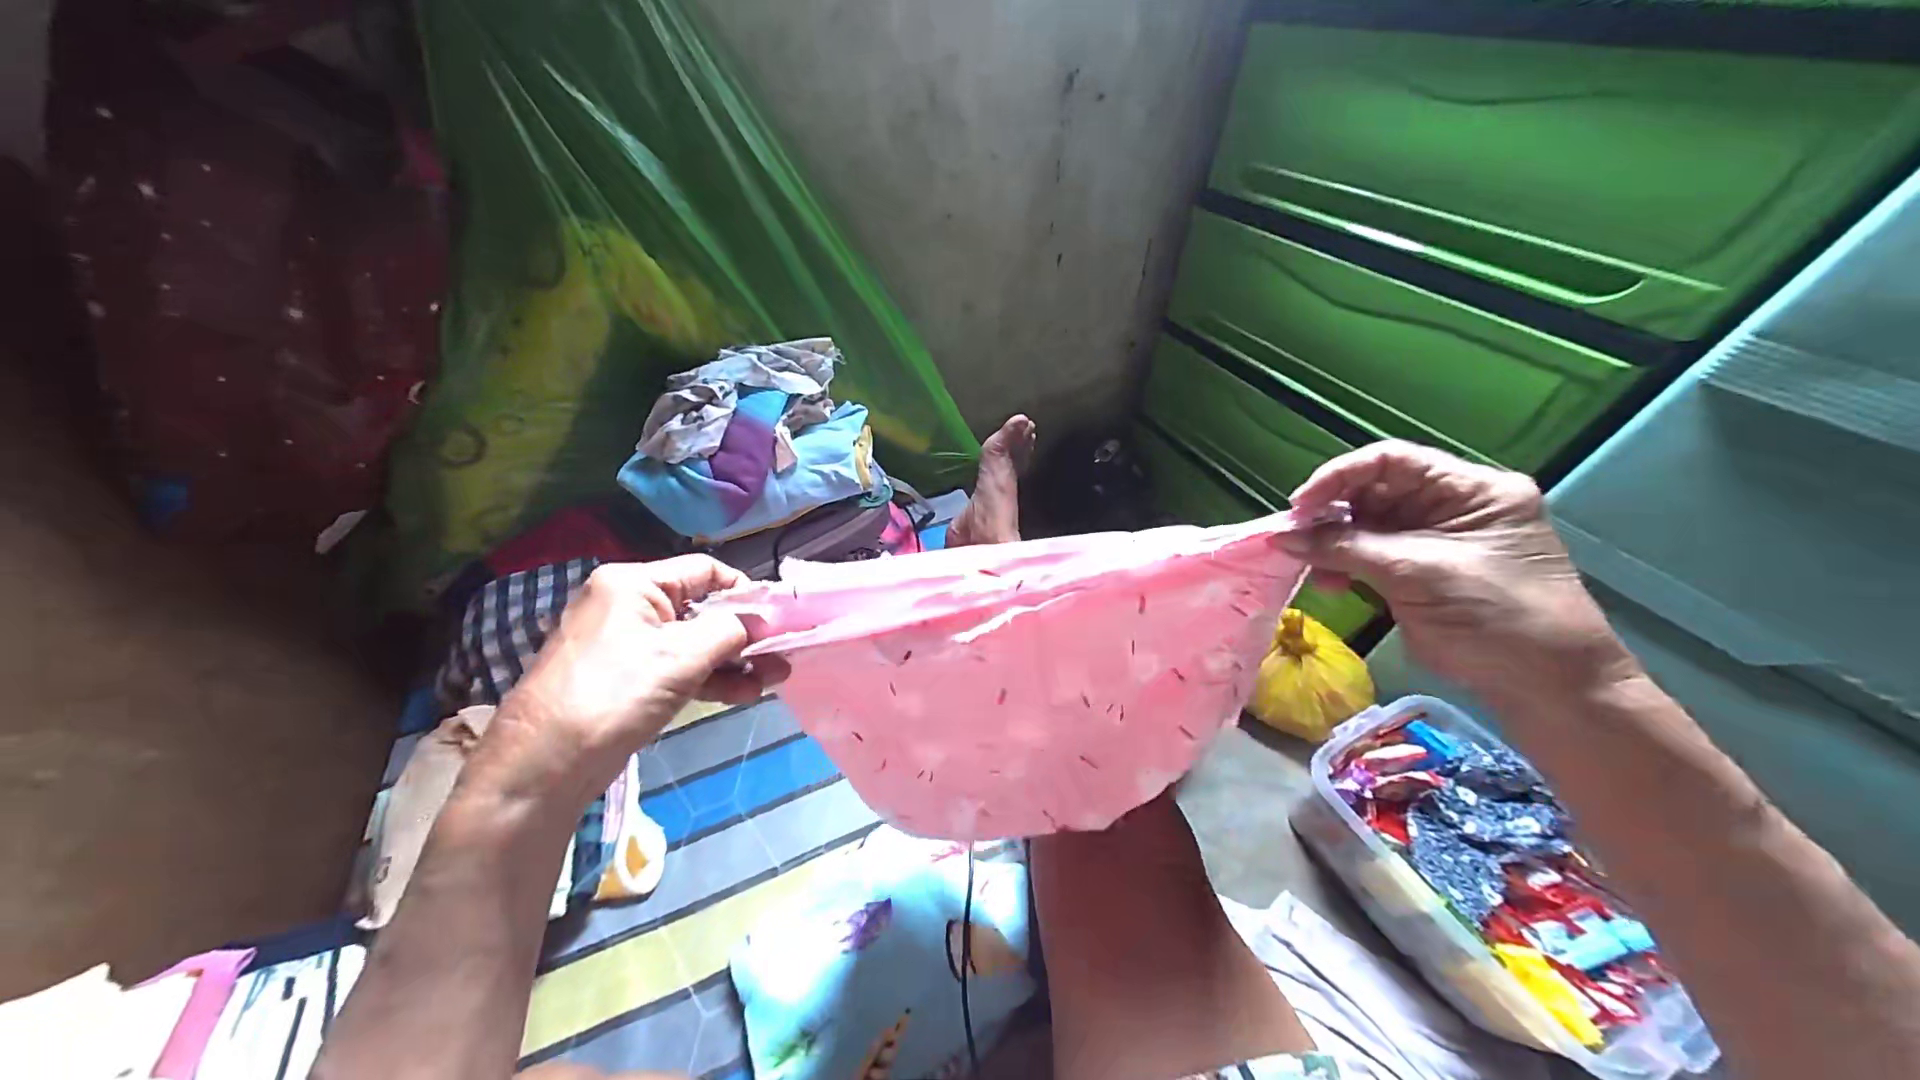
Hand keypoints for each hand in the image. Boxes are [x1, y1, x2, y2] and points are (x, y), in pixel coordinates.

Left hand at [473, 558, 788, 805]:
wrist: (543, 766)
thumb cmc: (615, 694)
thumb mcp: (683, 656)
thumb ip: (732, 630)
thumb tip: (763, 620)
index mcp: (634, 584)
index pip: (704, 571)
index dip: (745, 590)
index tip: (777, 616)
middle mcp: (629, 605)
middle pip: (702, 609)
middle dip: (745, 634)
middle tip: (780, 655)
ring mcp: (626, 644)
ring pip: (694, 643)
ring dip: (734, 661)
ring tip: (773, 679)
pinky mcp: (628, 679)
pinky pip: (678, 668)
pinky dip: (710, 678)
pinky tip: (745, 693)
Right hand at [1280, 441, 1636, 705]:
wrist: (1545, 686)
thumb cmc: (1496, 616)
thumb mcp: (1418, 573)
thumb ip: (1346, 549)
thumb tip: (1282, 536)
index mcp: (1470, 489)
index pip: (1391, 461)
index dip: (1339, 476)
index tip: (1300, 506)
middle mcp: (1449, 505)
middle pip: (1373, 491)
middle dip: (1330, 513)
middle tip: (1295, 538)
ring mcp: (1432, 539)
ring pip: (1363, 524)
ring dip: (1332, 543)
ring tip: (1312, 569)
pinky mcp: (1416, 570)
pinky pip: (1366, 555)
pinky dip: (1342, 565)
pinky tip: (1329, 583)